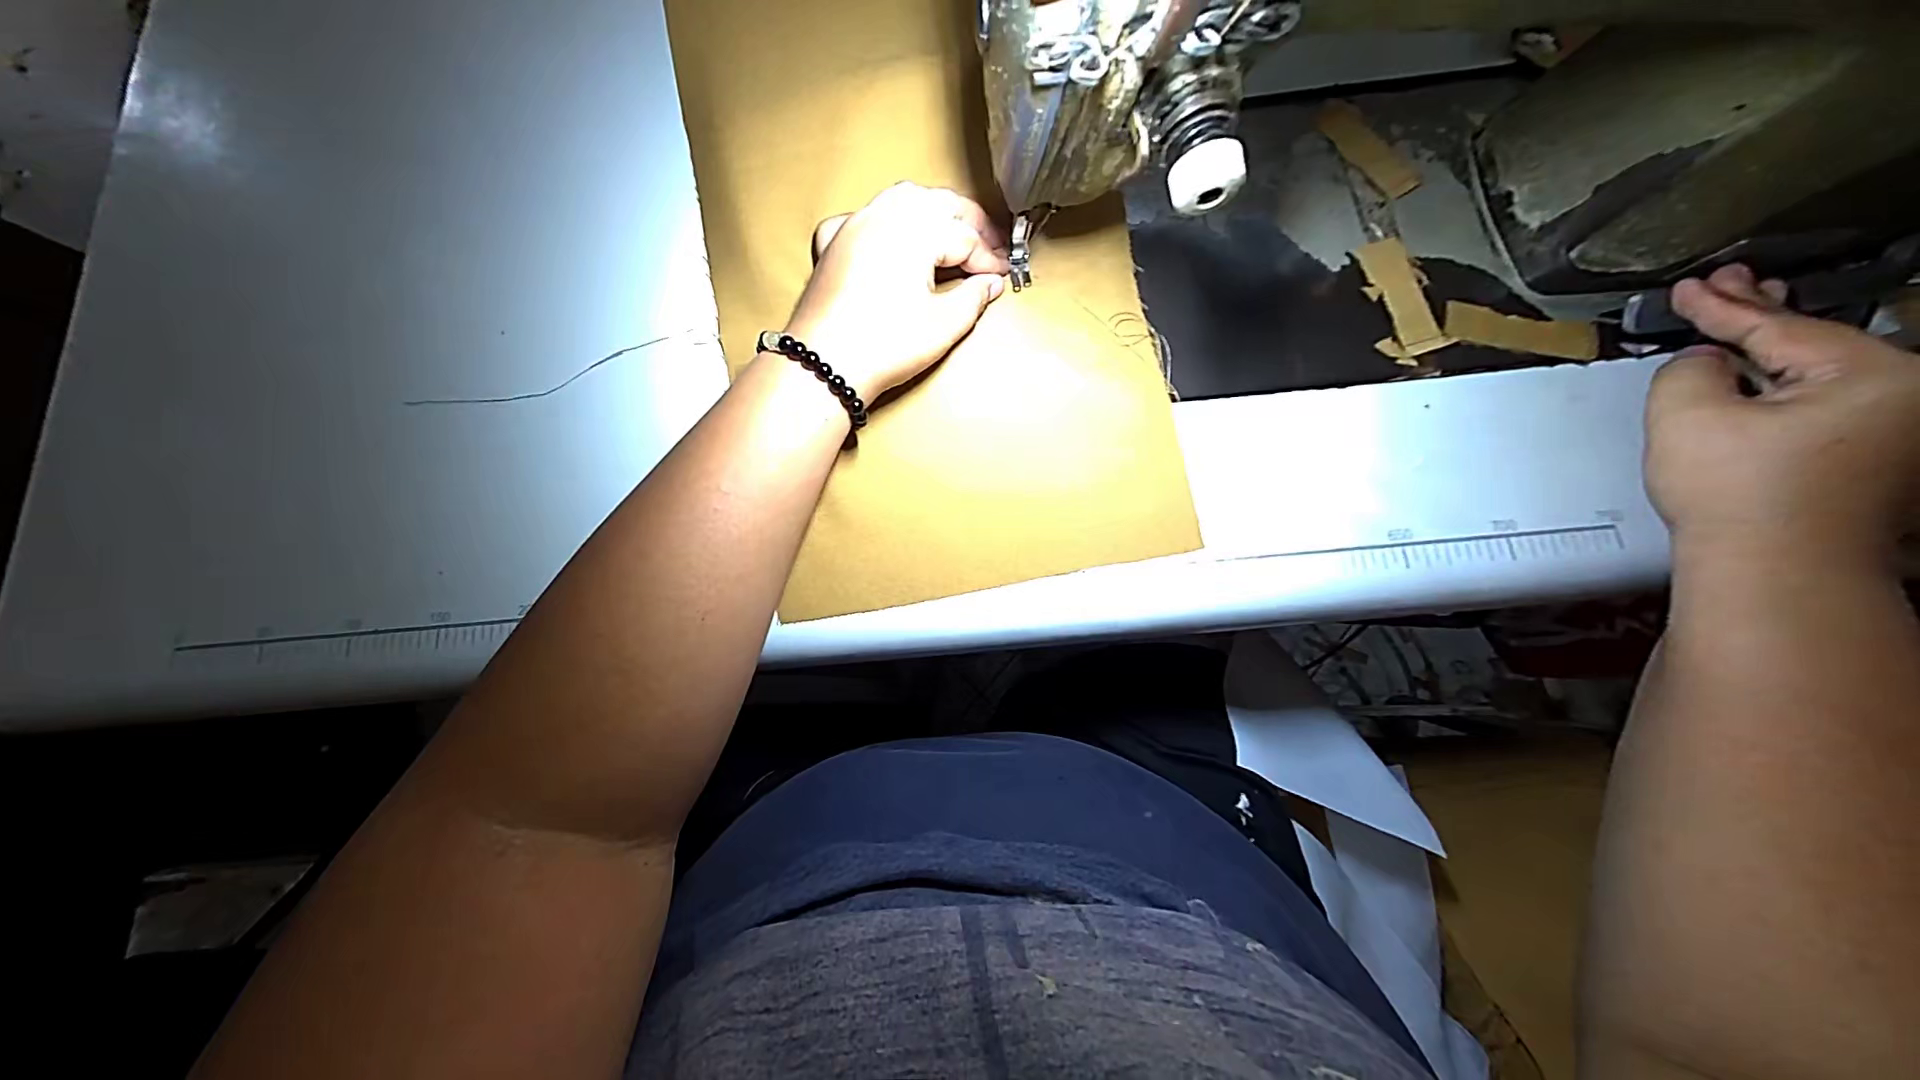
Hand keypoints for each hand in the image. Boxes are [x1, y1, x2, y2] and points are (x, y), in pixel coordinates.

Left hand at [776, 182, 1010, 402]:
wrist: (825, 366)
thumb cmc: (879, 346)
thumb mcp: (945, 325)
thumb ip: (974, 297)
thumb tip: (988, 285)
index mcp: (915, 228)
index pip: (966, 235)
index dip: (989, 258)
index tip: (999, 275)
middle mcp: (882, 216)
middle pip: (937, 204)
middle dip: (968, 225)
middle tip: (988, 249)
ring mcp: (853, 226)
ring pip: (900, 202)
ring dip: (930, 215)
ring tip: (949, 240)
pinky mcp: (833, 247)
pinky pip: (864, 220)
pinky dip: (886, 225)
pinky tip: (893, 241)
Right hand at [1646, 263, 1919, 566]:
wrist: (1774, 566)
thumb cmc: (1738, 497)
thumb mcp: (1685, 417)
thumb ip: (1686, 371)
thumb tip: (1701, 362)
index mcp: (1874, 373)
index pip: (1779, 327)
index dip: (1723, 306)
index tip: (1694, 287)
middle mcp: (1907, 394)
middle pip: (1817, 340)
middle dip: (1762, 313)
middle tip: (1731, 283)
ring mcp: (1901, 429)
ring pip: (1825, 370)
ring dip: (1778, 347)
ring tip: (1749, 321)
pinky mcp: (1881, 458)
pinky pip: (1831, 401)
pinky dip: (1791, 383)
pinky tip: (1766, 377)